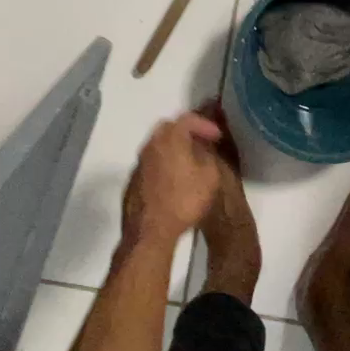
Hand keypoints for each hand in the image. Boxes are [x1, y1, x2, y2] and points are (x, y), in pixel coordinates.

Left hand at [121, 111, 224, 249]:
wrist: (149, 232)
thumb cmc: (184, 201)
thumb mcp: (210, 177)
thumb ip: (209, 156)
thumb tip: (203, 148)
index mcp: (171, 138)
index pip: (188, 119)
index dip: (205, 125)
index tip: (217, 137)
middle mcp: (151, 144)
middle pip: (169, 127)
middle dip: (186, 132)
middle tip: (200, 143)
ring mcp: (139, 163)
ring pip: (157, 145)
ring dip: (173, 148)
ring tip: (187, 162)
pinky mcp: (133, 180)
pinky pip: (150, 163)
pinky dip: (162, 164)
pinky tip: (172, 180)